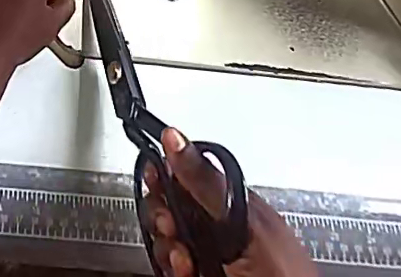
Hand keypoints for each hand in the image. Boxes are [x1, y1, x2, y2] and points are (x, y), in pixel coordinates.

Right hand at [143, 129, 316, 276]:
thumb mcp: (245, 222)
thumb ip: (208, 182)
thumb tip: (175, 137)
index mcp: (236, 206)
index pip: (188, 175)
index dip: (166, 174)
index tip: (155, 178)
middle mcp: (221, 231)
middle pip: (171, 205)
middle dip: (161, 211)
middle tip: (170, 223)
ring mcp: (212, 259)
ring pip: (166, 238)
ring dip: (166, 243)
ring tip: (183, 256)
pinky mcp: (201, 276)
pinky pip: (170, 266)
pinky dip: (171, 267)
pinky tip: (185, 270)